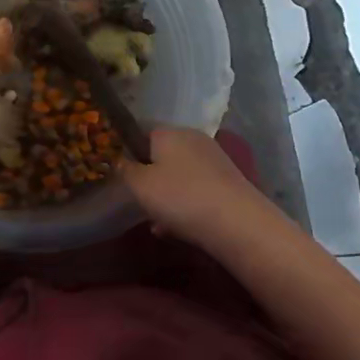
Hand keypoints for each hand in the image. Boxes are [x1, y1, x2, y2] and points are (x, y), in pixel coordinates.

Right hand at [122, 126, 280, 250]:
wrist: (238, 223)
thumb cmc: (180, 197)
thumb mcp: (139, 185)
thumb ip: (124, 169)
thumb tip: (120, 160)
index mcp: (169, 132)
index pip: (141, 131)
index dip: (127, 150)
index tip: (121, 174)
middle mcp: (193, 139)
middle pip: (161, 155)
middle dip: (148, 178)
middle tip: (138, 201)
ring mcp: (214, 160)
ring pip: (178, 175)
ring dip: (165, 196)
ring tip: (157, 223)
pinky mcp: (227, 182)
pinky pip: (196, 189)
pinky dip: (185, 205)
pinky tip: (177, 228)